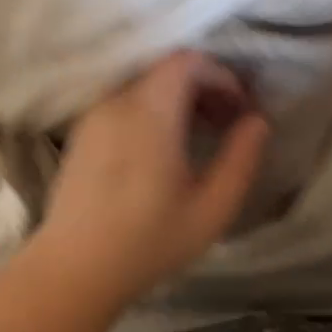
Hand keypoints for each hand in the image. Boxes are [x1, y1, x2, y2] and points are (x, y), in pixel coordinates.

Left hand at [33, 52, 269, 304]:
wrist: (73, 269)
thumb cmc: (148, 241)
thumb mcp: (210, 210)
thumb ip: (240, 160)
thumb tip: (258, 121)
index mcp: (151, 111)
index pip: (187, 61)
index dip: (220, 74)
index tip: (240, 107)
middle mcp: (119, 99)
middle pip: (167, 68)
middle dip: (203, 84)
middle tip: (226, 119)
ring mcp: (95, 111)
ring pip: (145, 81)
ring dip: (177, 95)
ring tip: (198, 132)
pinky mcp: (82, 128)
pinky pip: (124, 98)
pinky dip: (151, 106)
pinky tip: (162, 145)